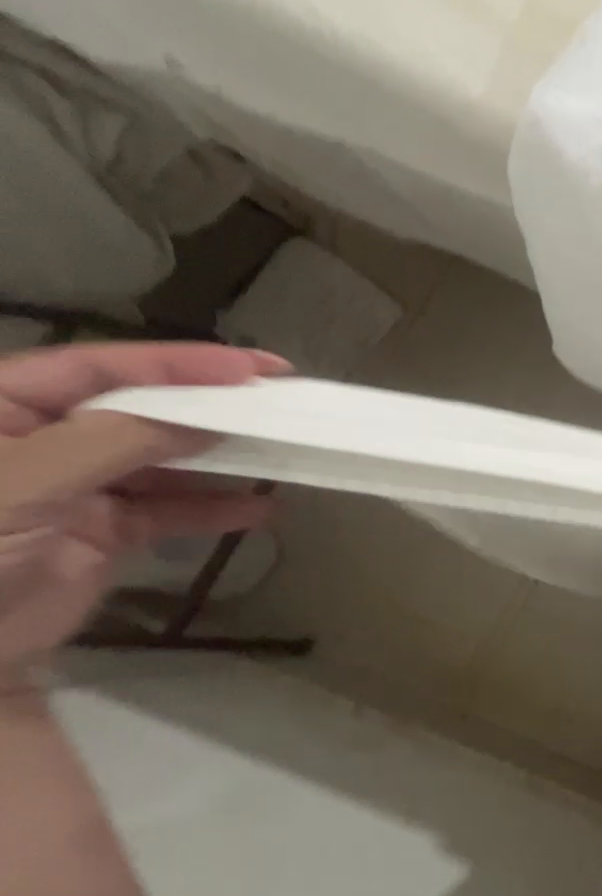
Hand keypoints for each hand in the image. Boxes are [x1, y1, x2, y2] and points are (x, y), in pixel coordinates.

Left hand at [0, 343, 288, 679]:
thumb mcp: (25, 482)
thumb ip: (114, 440)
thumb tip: (206, 418)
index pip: (96, 367)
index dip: (178, 362)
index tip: (255, 368)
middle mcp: (38, 440)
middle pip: (137, 408)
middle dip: (209, 405)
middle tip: (280, 399)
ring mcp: (71, 489)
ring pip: (161, 458)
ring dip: (222, 457)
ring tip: (282, 452)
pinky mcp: (98, 532)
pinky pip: (167, 511)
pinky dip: (215, 509)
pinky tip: (260, 510)